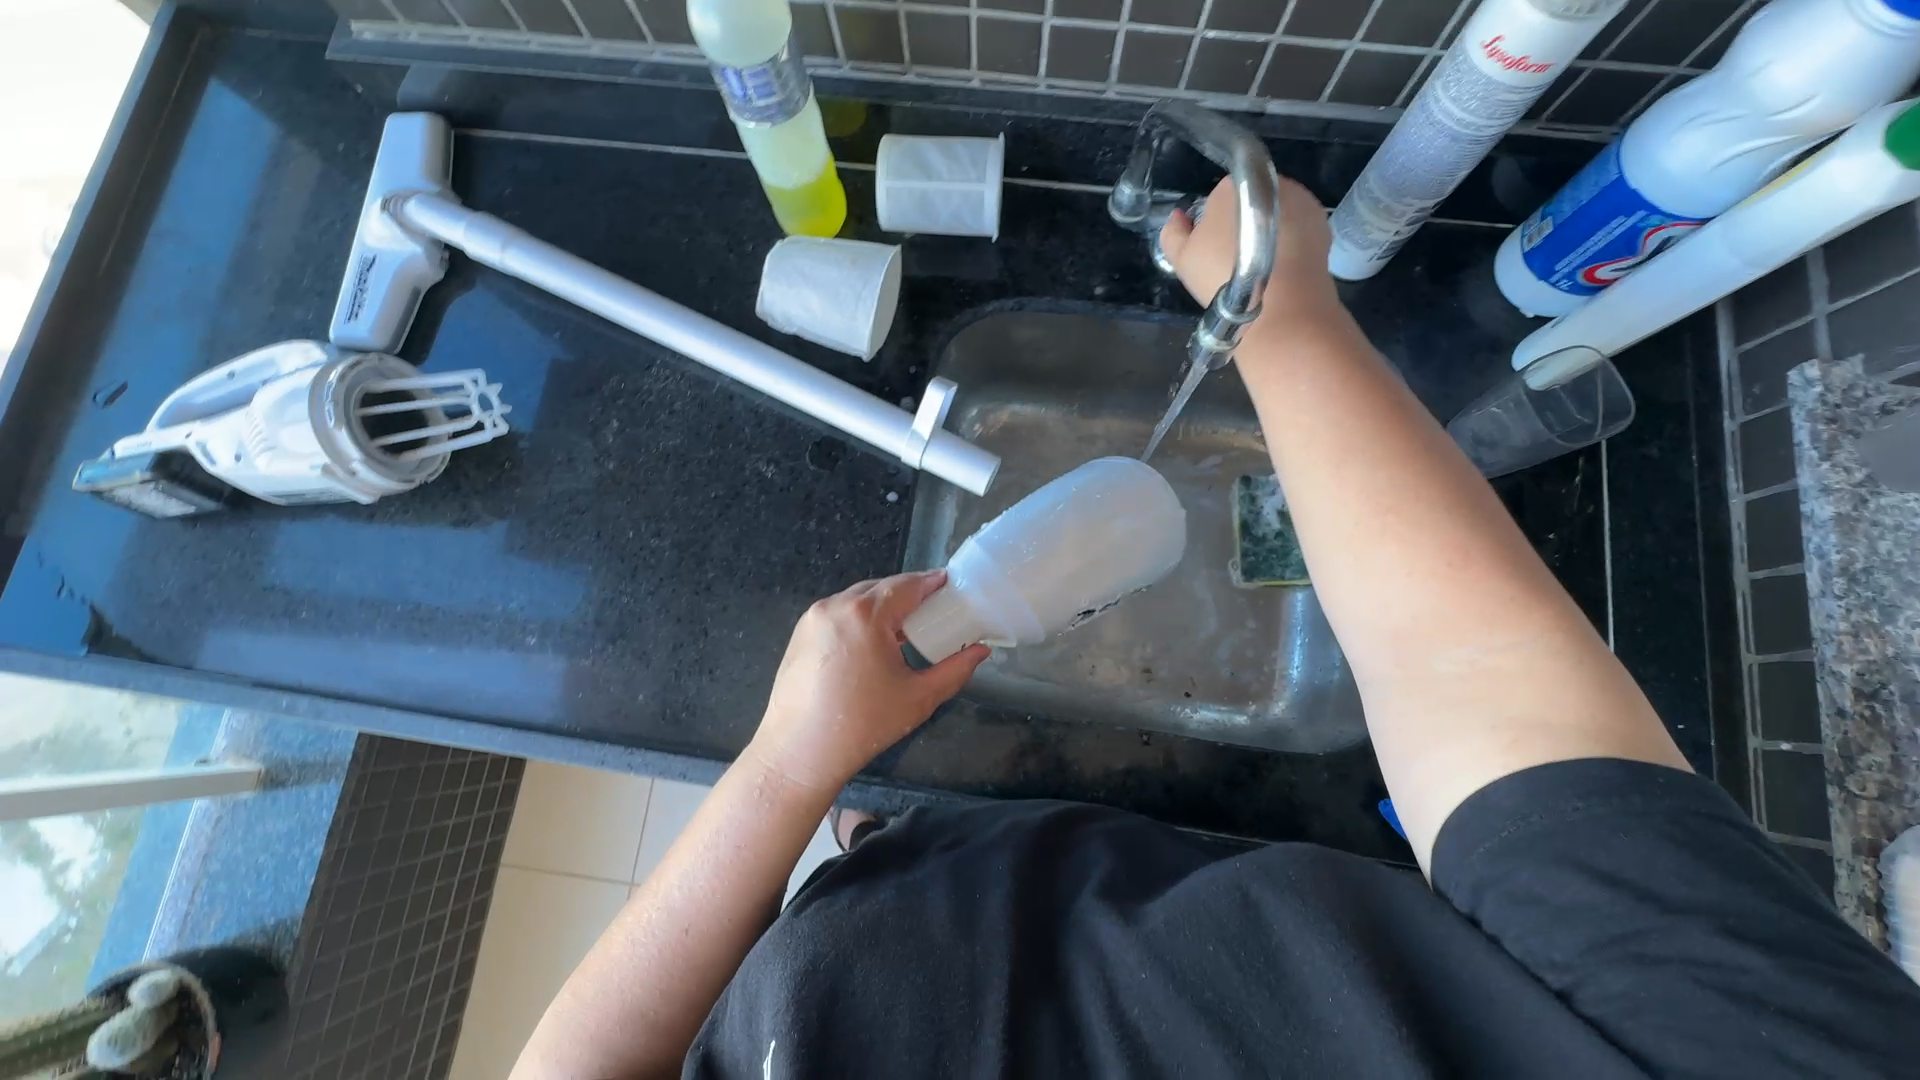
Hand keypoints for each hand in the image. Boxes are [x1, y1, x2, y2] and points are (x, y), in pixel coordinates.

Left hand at [748, 571, 989, 791]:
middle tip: (933, 611)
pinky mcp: (800, 633)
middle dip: (908, 594)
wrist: (799, 752)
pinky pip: (838, 614)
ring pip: (857, 599)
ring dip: (882, 606)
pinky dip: (859, 619)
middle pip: (881, 588)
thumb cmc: (863, 725)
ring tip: (904, 629)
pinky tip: (872, 643)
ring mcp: (813, 618)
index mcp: (866, 615)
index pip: (907, 584)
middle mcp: (836, 606)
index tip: (951, 585)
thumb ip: (955, 669)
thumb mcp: (918, 698)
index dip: (932, 582)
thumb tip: (981, 651)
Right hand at [1158, 174, 1350, 349]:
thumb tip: (1179, 218)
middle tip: (1236, 260)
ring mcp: (1301, 200)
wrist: (1280, 306)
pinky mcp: (1321, 221)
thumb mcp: (1183, 260)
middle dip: (1242, 223)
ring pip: (1274, 212)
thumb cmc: (1224, 278)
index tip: (1213, 250)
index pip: (1216, 198)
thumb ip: (1173, 234)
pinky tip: (1281, 266)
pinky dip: (1289, 241)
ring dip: (1267, 231)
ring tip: (1261, 266)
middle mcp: (1269, 182)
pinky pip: (1297, 227)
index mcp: (1231, 185)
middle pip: (1248, 201)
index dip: (1212, 225)